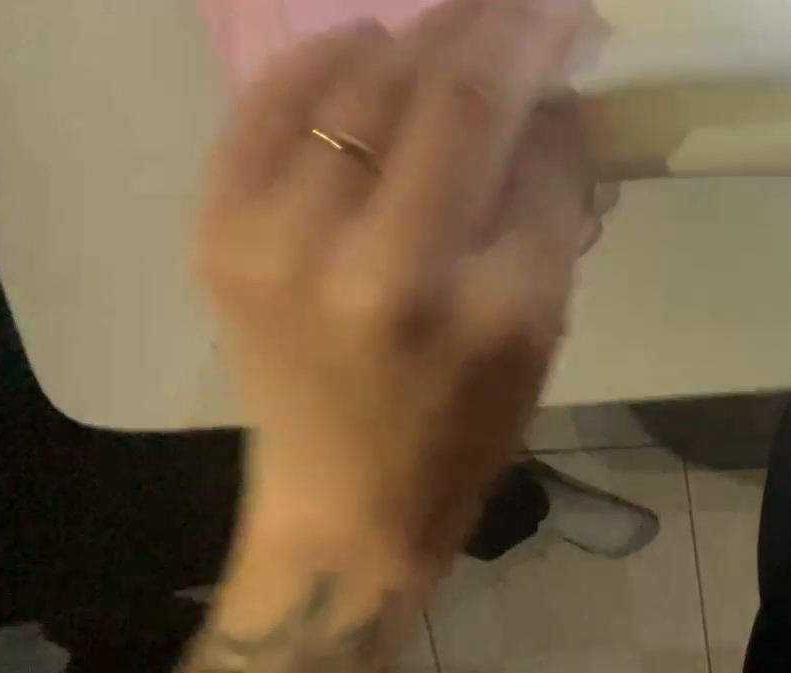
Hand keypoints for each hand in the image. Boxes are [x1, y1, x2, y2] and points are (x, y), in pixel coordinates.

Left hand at [196, 0, 588, 562]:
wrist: (348, 503)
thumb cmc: (466, 437)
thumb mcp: (539, 346)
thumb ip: (549, 225)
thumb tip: (554, 113)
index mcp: (488, 315)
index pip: (533, 160)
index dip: (553, 76)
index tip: (573, 27)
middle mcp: (386, 270)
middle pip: (451, 98)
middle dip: (502, 27)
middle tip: (534, 1)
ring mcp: (286, 245)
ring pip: (364, 82)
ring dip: (427, 35)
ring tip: (466, 26)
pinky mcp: (217, 234)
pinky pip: (271, 103)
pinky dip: (326, 54)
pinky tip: (371, 39)